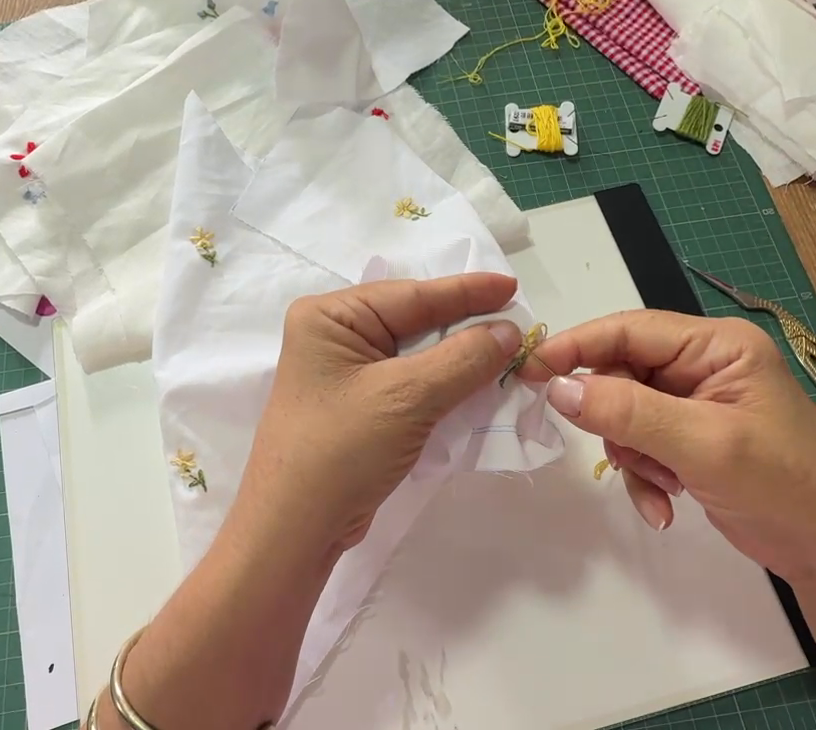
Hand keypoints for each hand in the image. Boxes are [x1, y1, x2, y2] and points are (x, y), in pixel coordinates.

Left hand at [234, 273, 524, 555]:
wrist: (296, 530)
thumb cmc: (341, 450)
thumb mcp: (406, 397)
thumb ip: (462, 359)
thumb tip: (508, 331)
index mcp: (330, 316)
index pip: (410, 295)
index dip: (466, 291)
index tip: (513, 285)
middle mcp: (335, 336)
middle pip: (415, 321)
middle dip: (467, 324)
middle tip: (519, 319)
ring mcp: (346, 373)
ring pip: (418, 354)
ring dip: (461, 356)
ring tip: (510, 348)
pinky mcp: (361, 406)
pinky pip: (412, 382)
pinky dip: (446, 383)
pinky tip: (481, 381)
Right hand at [523, 311, 815, 584]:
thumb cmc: (787, 489)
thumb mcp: (704, 445)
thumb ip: (627, 411)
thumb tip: (554, 385)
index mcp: (716, 345)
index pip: (627, 329)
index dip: (576, 346)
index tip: (528, 370)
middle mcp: (703, 365)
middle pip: (621, 374)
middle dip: (616, 420)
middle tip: (625, 453)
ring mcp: (697, 403)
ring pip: (624, 413)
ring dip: (632, 454)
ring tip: (662, 486)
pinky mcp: (693, 439)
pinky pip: (642, 443)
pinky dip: (644, 475)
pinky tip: (666, 506)